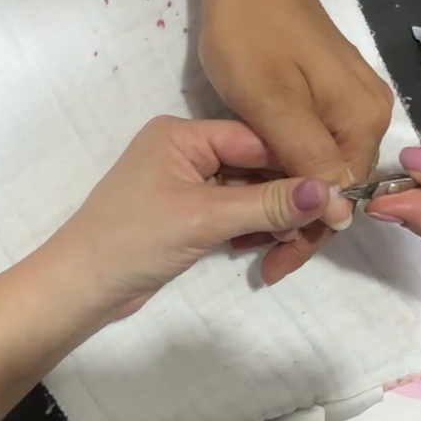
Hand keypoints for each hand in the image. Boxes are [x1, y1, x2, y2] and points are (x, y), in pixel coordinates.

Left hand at [35, 117, 343, 321]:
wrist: (83, 286)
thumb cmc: (135, 240)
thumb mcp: (206, 218)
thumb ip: (269, 203)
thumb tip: (333, 192)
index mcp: (182, 134)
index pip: (257, 137)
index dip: (298, 165)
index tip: (337, 195)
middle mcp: (185, 151)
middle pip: (255, 164)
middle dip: (287, 196)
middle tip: (317, 227)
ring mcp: (184, 183)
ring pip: (247, 191)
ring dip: (270, 216)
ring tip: (288, 242)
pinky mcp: (184, 213)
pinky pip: (231, 211)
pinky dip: (250, 227)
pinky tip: (262, 247)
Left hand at [201, 0, 396, 282]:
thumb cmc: (250, 36)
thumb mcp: (271, 105)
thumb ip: (306, 159)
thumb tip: (344, 215)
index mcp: (361, 120)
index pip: (343, 197)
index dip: (307, 236)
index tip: (272, 267)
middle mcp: (363, 116)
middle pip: (332, 189)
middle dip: (295, 225)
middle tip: (256, 258)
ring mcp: (342, 106)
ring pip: (315, 174)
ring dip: (283, 205)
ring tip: (245, 236)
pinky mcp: (318, 100)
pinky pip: (304, 152)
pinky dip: (278, 177)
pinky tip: (251, 195)